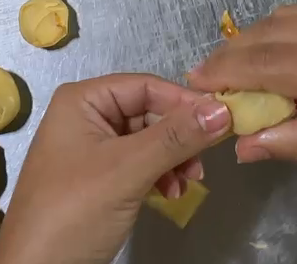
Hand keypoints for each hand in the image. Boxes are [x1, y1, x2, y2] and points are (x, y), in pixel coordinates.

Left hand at [0, 74, 230, 263]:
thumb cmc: (74, 211)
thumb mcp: (127, 170)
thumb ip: (175, 138)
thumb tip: (222, 108)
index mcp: (83, 100)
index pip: (144, 86)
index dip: (183, 101)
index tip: (222, 119)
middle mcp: (86, 116)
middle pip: (147, 113)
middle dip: (178, 138)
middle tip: (204, 163)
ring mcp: (90, 150)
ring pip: (146, 142)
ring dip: (171, 160)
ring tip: (189, 184)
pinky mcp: (97, 180)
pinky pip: (137, 165)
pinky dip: (158, 177)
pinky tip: (171, 195)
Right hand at [187, 5, 296, 213]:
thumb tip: (245, 143)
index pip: (266, 61)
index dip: (224, 69)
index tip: (192, 80)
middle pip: (273, 28)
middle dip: (236, 50)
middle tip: (210, 75)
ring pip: (295, 13)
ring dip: (264, 37)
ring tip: (246, 70)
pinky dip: (293, 30)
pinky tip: (294, 59)